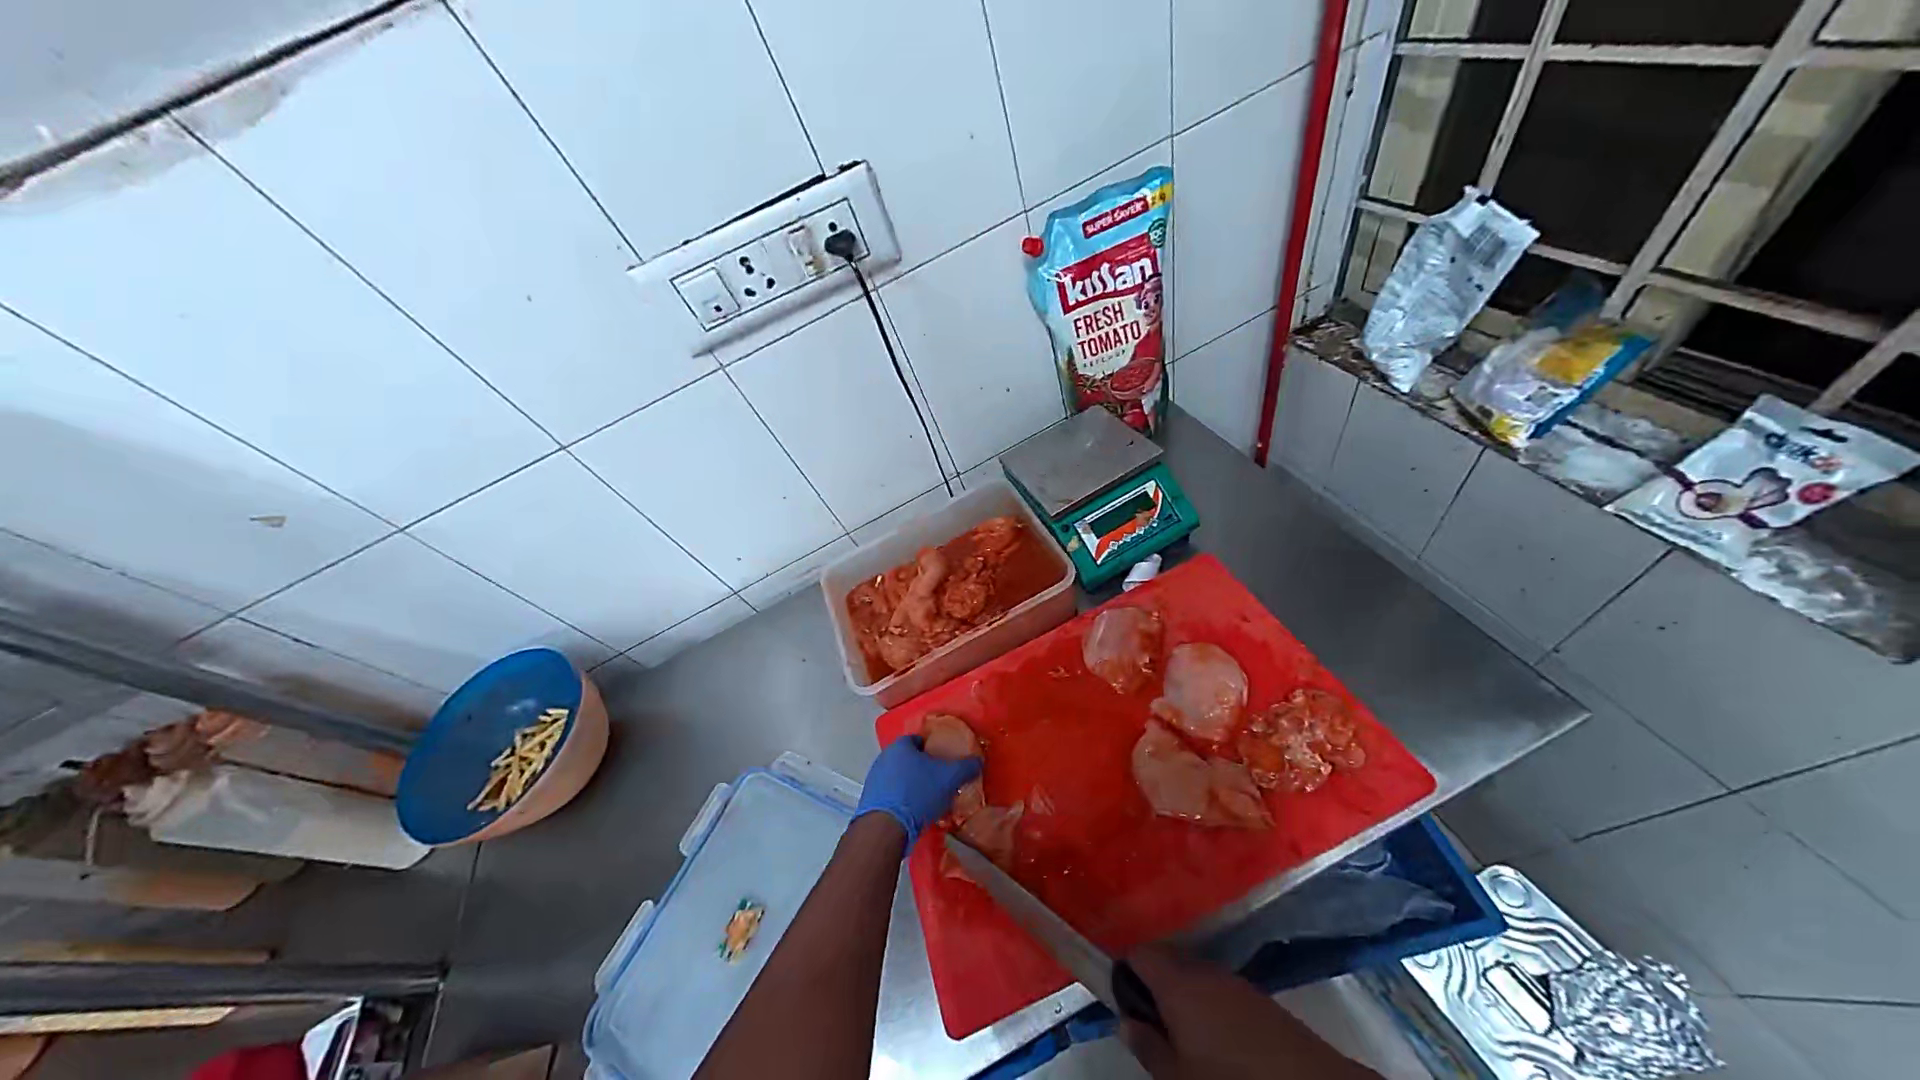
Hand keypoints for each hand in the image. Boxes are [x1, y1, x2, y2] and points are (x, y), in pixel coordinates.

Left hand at [854, 736, 981, 846]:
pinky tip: (916, 813)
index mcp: (900, 746)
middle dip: (924, 768)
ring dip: (913, 786)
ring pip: (900, 778)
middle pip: (908, 759)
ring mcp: (875, 780)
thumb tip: (978, 761)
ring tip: (930, 799)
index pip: (919, 739)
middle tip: (940, 780)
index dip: (933, 748)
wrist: (887, 827)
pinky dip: (903, 801)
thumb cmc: (918, 793)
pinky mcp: (871, 801)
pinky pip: (892, 796)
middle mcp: (884, 759)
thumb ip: (966, 766)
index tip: (945, 761)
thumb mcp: (949, 778)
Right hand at [1120, 945, 1378, 1079]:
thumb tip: (1125, 1022)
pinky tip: (1216, 1038)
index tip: (1122, 999)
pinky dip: (1209, 1003)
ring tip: (1182, 1034)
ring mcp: (1235, 982)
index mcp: (1177, 983)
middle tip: (1149, 1021)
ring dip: (1182, 993)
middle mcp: (1204, 970)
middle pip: (1167, 958)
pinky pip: (1220, 988)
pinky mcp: (1260, 999)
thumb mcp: (1179, 1079)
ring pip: (1194, 973)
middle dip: (1153, 982)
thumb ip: (1148, 1047)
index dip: (1125, 970)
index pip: (1139, 953)